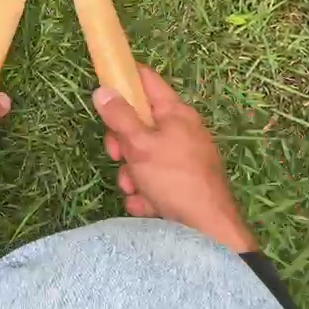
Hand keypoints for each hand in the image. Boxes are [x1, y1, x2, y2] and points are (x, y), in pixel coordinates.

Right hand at [93, 65, 257, 252]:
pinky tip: (144, 204)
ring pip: (141, 154)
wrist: (208, 231)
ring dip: (130, 172)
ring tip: (133, 187)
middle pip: (138, 121)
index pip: (145, 79)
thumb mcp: (140, 144)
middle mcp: (181, 131)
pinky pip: (152, 179)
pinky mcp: (181, 184)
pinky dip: (144, 191)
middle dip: (121, 141)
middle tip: (116, 154)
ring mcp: (182, 158)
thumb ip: (119, 116)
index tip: (101, 86)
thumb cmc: (174, 178)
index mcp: (175, 112)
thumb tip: (102, 90)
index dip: (122, 77)